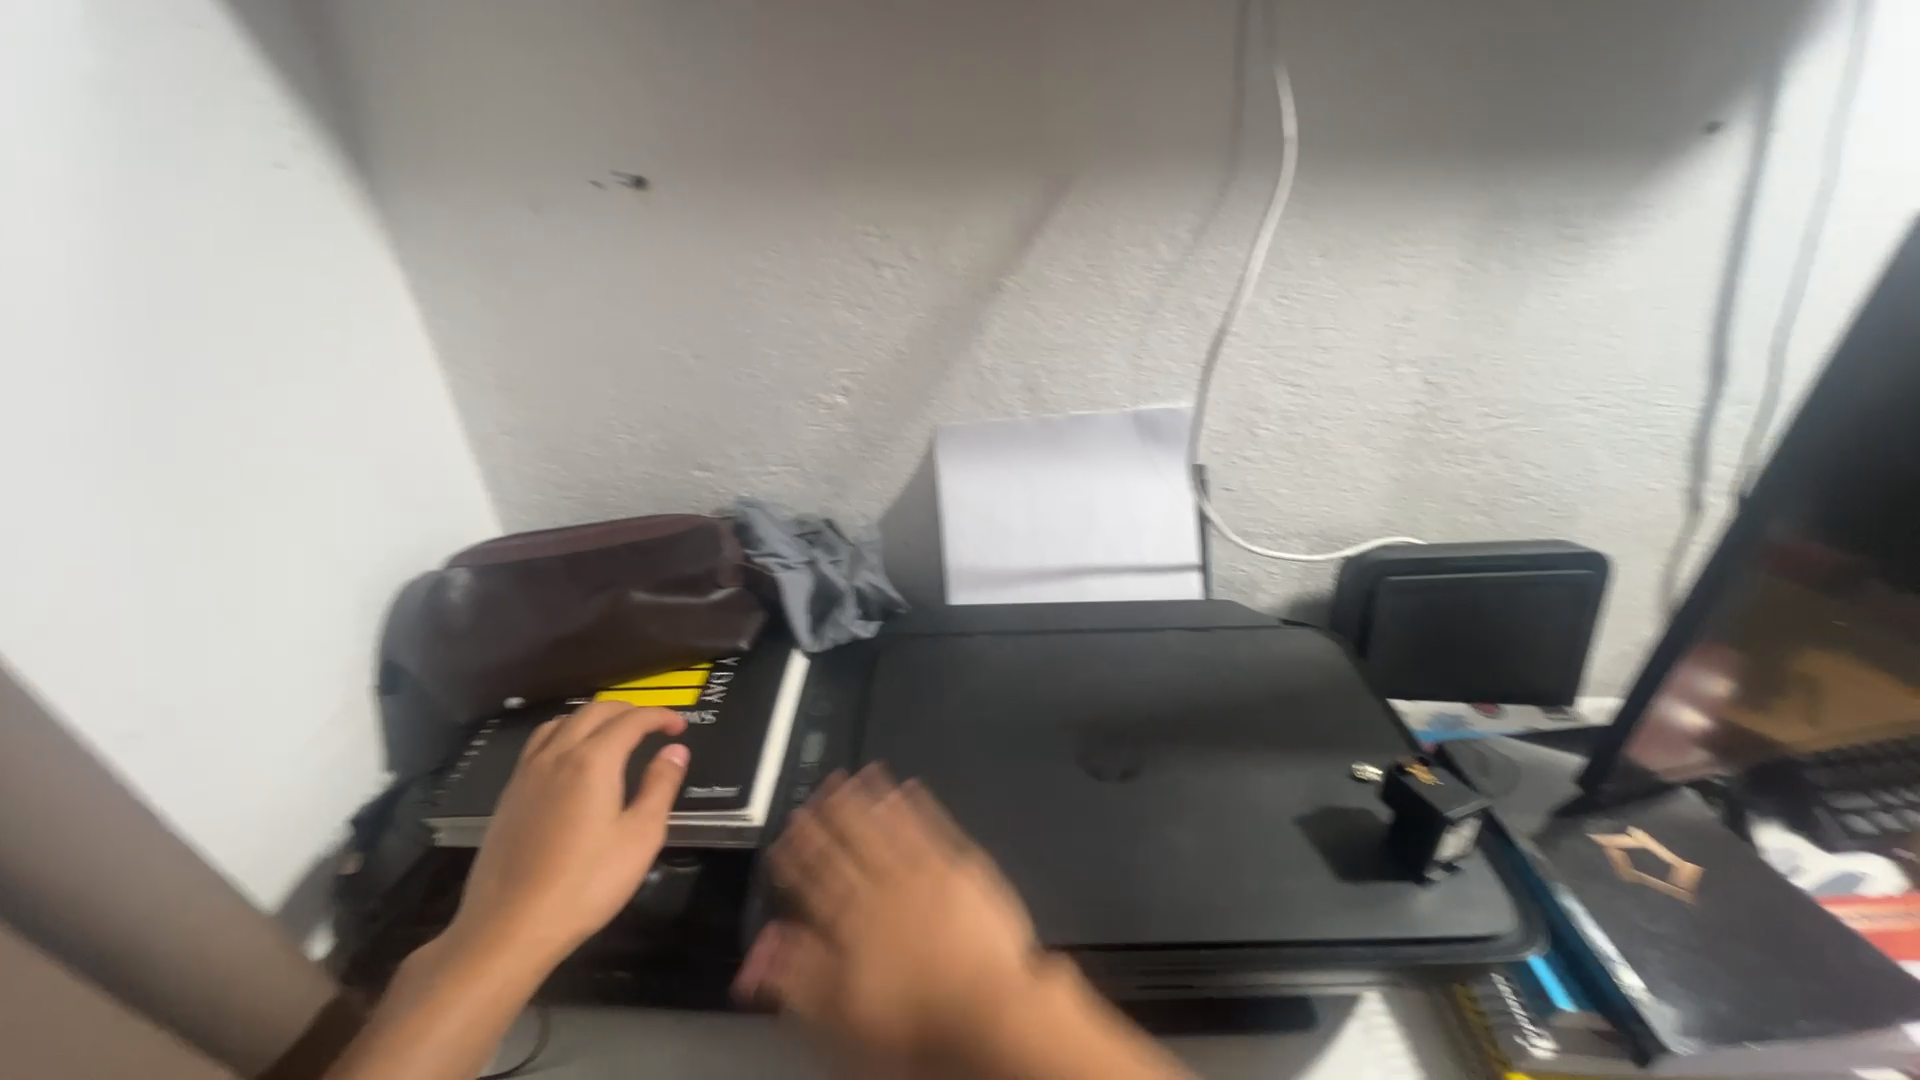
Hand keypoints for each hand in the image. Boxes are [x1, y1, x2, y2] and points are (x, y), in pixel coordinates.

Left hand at [450, 702, 689, 964]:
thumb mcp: (640, 837)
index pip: (631, 721)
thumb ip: (659, 787)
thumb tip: (675, 752)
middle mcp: (556, 756)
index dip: (659, 717)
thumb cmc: (586, 884)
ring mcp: (527, 774)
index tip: (680, 727)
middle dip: (628, 710)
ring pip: (561, 722)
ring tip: (613, 733)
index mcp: (593, 761)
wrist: (510, 927)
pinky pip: (539, 744)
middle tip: (654, 725)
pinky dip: (564, 734)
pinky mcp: (509, 796)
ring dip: (593, 717)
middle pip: (594, 712)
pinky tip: (570, 759)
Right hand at [736, 767, 1053, 1066]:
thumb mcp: (839, 1012)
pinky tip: (907, 786)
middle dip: (829, 814)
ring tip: (853, 776)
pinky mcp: (962, 867)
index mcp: (851, 921)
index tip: (787, 831)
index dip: (797, 853)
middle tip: (818, 789)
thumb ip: (797, 975)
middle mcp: (883, 887)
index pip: (814, 878)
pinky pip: (932, 825)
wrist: (987, 1009)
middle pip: (847, 842)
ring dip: (867, 799)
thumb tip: (766, 947)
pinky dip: (916, 804)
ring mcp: (924, 872)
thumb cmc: (916, 1020)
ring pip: (886, 825)